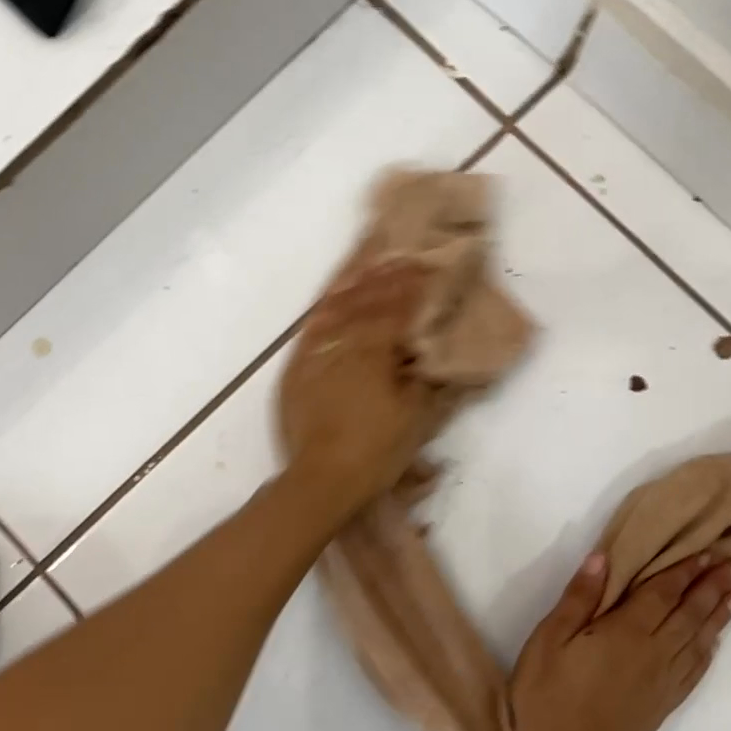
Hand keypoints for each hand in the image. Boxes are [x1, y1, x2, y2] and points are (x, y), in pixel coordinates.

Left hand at [278, 260, 447, 514]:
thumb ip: (427, 383)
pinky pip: (309, 331)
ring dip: (351, 283)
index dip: (412, 285)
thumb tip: (436, 357)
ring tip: (362, 260)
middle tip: (395, 249)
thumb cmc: (374, 453)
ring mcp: (312, 357)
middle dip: (382, 274)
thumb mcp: (415, 420)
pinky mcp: (293, 374)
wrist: (320, 481)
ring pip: (333, 309)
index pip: (396, 308)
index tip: (425, 264)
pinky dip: (322, 312)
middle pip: (363, 300)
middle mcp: (341, 345)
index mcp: (374, 352)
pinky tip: (329, 302)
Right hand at [510, 552, 730, 730]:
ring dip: (718, 615)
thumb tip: (603, 559)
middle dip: (711, 587)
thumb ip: (578, 599)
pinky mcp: (663, 703)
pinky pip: (695, 671)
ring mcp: (663, 680)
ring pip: (699, 641)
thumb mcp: (548, 639)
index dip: (684, 572)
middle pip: (689, 614)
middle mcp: (654, 652)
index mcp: (625, 632)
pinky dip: (708, 652)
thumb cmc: (547, 693)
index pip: (662, 593)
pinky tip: (714, 643)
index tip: (706, 553)